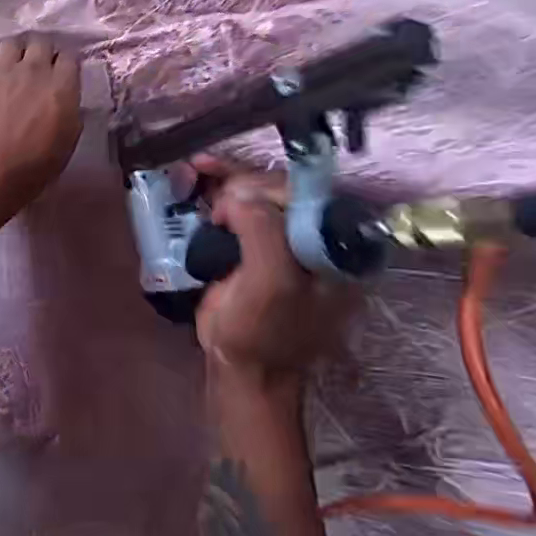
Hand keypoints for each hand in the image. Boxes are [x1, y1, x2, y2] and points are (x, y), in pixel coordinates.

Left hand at [0, 35, 82, 210]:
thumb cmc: (35, 165)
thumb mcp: (68, 140)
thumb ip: (70, 110)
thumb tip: (65, 99)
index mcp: (62, 86)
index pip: (68, 56)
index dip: (64, 64)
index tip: (60, 73)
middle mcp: (34, 69)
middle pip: (40, 42)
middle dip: (41, 51)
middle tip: (35, 67)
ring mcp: (3, 69)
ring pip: (11, 42)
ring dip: (15, 51)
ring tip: (10, 65)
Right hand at [192, 158, 356, 385]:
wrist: (241, 366)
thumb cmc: (264, 332)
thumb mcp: (270, 284)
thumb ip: (262, 233)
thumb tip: (236, 196)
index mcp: (335, 245)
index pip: (309, 194)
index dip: (270, 186)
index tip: (237, 194)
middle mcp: (314, 235)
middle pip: (280, 187)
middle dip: (245, 182)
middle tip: (216, 201)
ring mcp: (282, 238)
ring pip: (258, 191)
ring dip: (228, 176)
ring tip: (200, 169)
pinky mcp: (254, 243)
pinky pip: (240, 206)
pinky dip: (219, 187)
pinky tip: (200, 171)